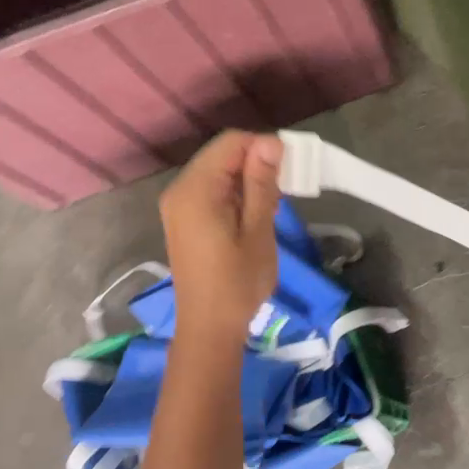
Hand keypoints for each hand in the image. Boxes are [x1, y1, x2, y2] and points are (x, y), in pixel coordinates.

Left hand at [159, 132, 283, 338]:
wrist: (209, 326)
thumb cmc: (238, 281)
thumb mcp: (258, 230)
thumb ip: (261, 183)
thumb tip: (270, 142)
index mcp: (196, 189)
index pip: (231, 143)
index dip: (263, 147)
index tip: (290, 171)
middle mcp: (180, 189)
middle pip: (221, 155)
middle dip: (256, 162)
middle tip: (285, 190)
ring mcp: (178, 205)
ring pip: (217, 172)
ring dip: (247, 179)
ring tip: (273, 205)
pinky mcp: (183, 220)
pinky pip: (210, 191)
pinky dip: (234, 193)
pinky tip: (253, 214)